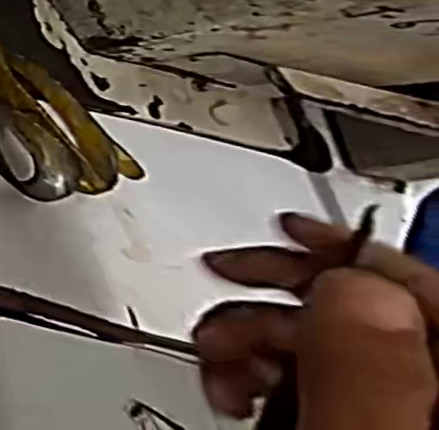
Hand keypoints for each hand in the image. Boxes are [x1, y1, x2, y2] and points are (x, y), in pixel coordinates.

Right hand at [194, 213, 437, 428]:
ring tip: (220, 361)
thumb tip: (352, 281)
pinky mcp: (374, 422)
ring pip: (331, 342)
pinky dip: (262, 365)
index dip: (352, 251)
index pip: (423, 295)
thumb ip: (368, 370)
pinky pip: (319, 372)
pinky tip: (239, 381)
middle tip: (218, 288)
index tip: (283, 226)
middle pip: (368, 313)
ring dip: (251, 334)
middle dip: (271, 298)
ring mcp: (411, 418)